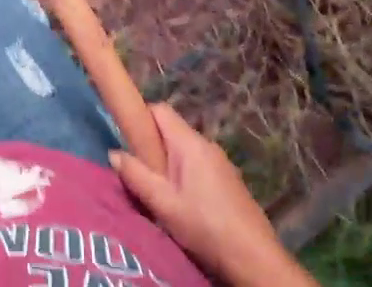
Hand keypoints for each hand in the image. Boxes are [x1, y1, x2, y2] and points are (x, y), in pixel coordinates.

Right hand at [109, 104, 313, 286]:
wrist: (257, 262)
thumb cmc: (206, 227)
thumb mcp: (163, 203)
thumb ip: (135, 175)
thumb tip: (114, 153)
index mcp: (190, 144)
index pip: (159, 110)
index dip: (139, 117)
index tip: (127, 139)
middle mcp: (208, 146)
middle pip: (171, 131)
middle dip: (152, 146)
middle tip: (141, 172)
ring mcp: (222, 164)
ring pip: (185, 152)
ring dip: (169, 165)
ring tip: (161, 193)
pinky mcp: (230, 182)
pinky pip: (199, 167)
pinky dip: (186, 177)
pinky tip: (185, 205)